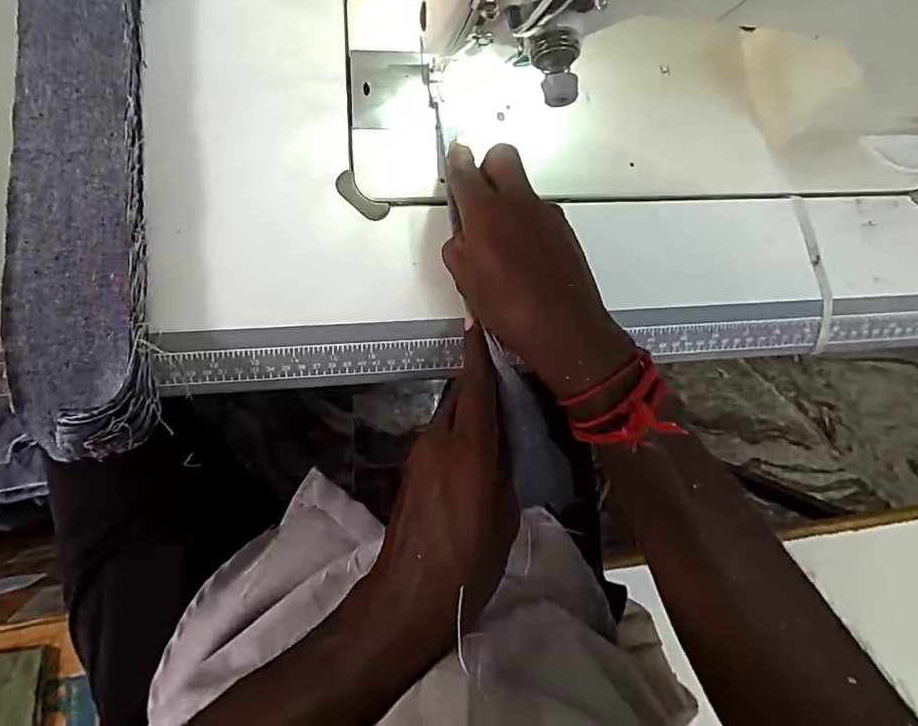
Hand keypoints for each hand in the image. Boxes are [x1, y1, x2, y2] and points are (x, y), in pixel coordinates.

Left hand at [366, 324, 517, 649]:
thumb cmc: (471, 559)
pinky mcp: (411, 472)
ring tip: (495, 431)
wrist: (410, 597)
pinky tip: (473, 462)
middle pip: (460, 399)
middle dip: (480, 390)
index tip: (475, 320)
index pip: (475, 387)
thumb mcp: (505, 513)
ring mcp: (420, 455)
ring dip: (469, 418)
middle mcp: (439, 440)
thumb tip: (503, 445)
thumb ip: (504, 468)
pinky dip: (457, 439)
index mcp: (470, 446)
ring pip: (449, 420)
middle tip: (506, 389)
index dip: (477, 352)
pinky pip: (439, 441)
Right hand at [441, 142, 635, 398]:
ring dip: (509, 197)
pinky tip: (521, 254)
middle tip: (478, 184)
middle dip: (488, 163)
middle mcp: (519, 203)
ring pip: (524, 187)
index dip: (457, 159)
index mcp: (486, 211)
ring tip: (499, 236)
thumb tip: (463, 236)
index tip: (456, 153)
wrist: (563, 328)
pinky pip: (540, 213)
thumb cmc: (512, 308)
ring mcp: (546, 214)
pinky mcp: (564, 230)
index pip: (465, 170)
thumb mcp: (463, 279)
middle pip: (503, 156)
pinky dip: (527, 222)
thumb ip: (458, 245)